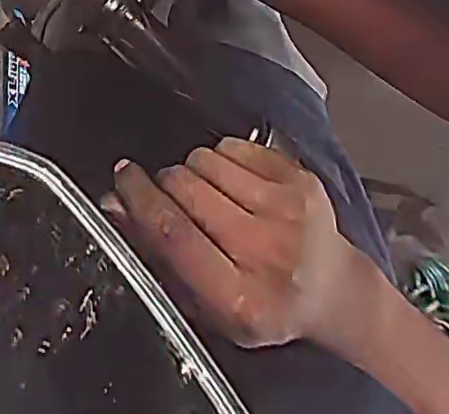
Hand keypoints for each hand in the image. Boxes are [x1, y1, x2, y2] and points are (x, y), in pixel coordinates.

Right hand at [103, 138, 374, 351]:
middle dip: (164, 184)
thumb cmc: (262, 302)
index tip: (122, 179)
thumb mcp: (206, 302)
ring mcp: (287, 209)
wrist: (333, 290)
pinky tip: (233, 185)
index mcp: (240, 297)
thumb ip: (157, 255)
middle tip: (170, 197)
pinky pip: (230, 145)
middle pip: (184, 188)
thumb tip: (115, 204)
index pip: (173, 233)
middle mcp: (267, 250)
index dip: (139, 199)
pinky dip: (220, 159)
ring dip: (192, 171)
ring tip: (208, 197)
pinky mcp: (298, 177)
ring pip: (203, 160)